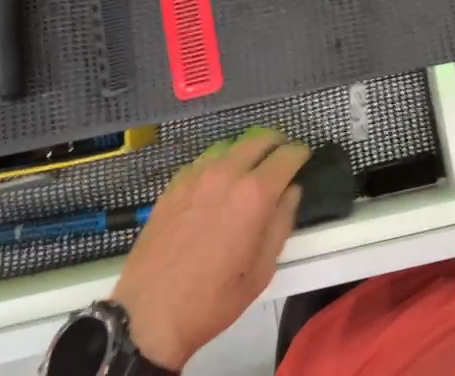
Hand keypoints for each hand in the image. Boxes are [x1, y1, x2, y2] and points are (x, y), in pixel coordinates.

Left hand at [110, 128, 310, 369]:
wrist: (149, 314)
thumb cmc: (213, 299)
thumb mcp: (261, 270)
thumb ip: (281, 223)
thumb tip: (291, 192)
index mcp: (254, 195)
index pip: (287, 155)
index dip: (300, 154)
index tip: (304, 158)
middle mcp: (226, 174)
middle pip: (259, 139)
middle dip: (276, 144)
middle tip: (282, 159)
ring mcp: (196, 176)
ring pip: (230, 145)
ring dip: (247, 151)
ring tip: (250, 170)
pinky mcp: (173, 185)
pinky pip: (204, 160)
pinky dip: (219, 163)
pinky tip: (218, 184)